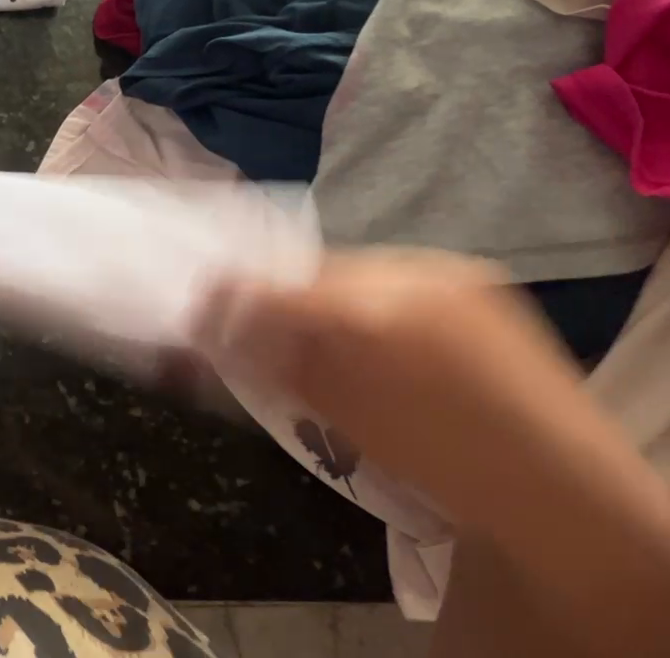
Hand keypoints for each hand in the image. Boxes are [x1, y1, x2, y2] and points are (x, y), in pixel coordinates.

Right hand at [199, 248, 589, 529]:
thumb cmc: (436, 460)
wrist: (563, 489)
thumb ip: (266, 360)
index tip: (194, 314)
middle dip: (269, 295)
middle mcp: (406, 272)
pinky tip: (360, 323)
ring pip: (345, 268)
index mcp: (367, 312)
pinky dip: (362, 294)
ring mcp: (446, 270)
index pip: (266, 287)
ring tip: (307, 326)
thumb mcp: (332, 411)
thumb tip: (211, 330)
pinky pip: (389, 273)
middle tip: (247, 322)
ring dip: (316, 293)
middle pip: (303, 269)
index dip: (222, 299)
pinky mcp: (474, 278)